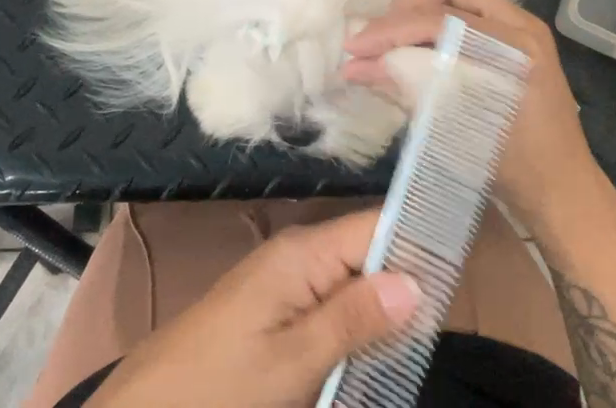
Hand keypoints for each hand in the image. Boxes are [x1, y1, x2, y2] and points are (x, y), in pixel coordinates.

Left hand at [85, 210, 420, 407]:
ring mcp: (285, 279)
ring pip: (353, 279)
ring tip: (424, 330)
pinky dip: (357, 321)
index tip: (464, 260)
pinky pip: (331, 300)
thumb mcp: (293, 359)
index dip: (419, 240)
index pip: (376, 225)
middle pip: (368, 251)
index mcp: (302, 252)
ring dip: (384, 305)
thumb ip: (353, 319)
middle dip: (407, 278)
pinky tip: (379, 345)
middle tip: (448, 312)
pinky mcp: (277, 306)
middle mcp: (296, 254)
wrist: (150, 402)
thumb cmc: (221, 380)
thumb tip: (416, 281)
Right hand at [340, 0, 601, 204]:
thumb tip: (354, 68)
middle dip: (404, 7)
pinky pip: (464, 10)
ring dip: (416, 11)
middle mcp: (521, 25)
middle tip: (376, 41)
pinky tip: (412, 49)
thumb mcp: (458, 131)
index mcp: (515, 46)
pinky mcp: (514, 37)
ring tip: (388, 43)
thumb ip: (409, 88)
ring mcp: (521, 27)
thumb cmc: (515, 170)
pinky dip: (432, 22)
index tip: (356, 49)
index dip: (392, 29)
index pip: (440, 17)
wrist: (564, 191)